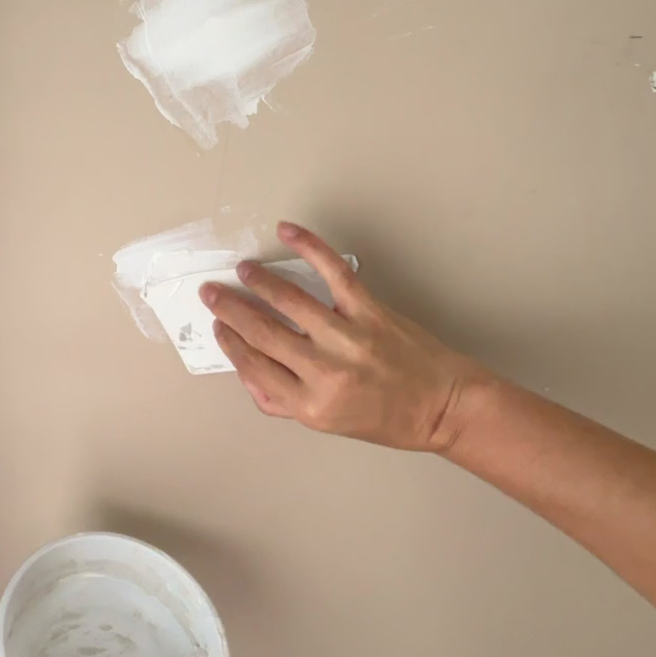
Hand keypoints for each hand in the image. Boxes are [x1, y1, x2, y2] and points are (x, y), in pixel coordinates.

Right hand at [200, 222, 493, 452]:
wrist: (445, 406)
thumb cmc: (386, 418)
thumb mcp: (328, 424)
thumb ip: (283, 402)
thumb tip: (247, 371)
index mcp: (311, 405)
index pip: (254, 366)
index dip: (230, 342)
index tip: (218, 325)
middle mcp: (325, 372)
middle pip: (262, 333)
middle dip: (230, 310)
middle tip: (210, 292)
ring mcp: (348, 338)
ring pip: (289, 301)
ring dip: (258, 282)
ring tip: (242, 271)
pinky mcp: (370, 312)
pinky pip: (333, 273)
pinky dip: (309, 247)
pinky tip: (288, 232)